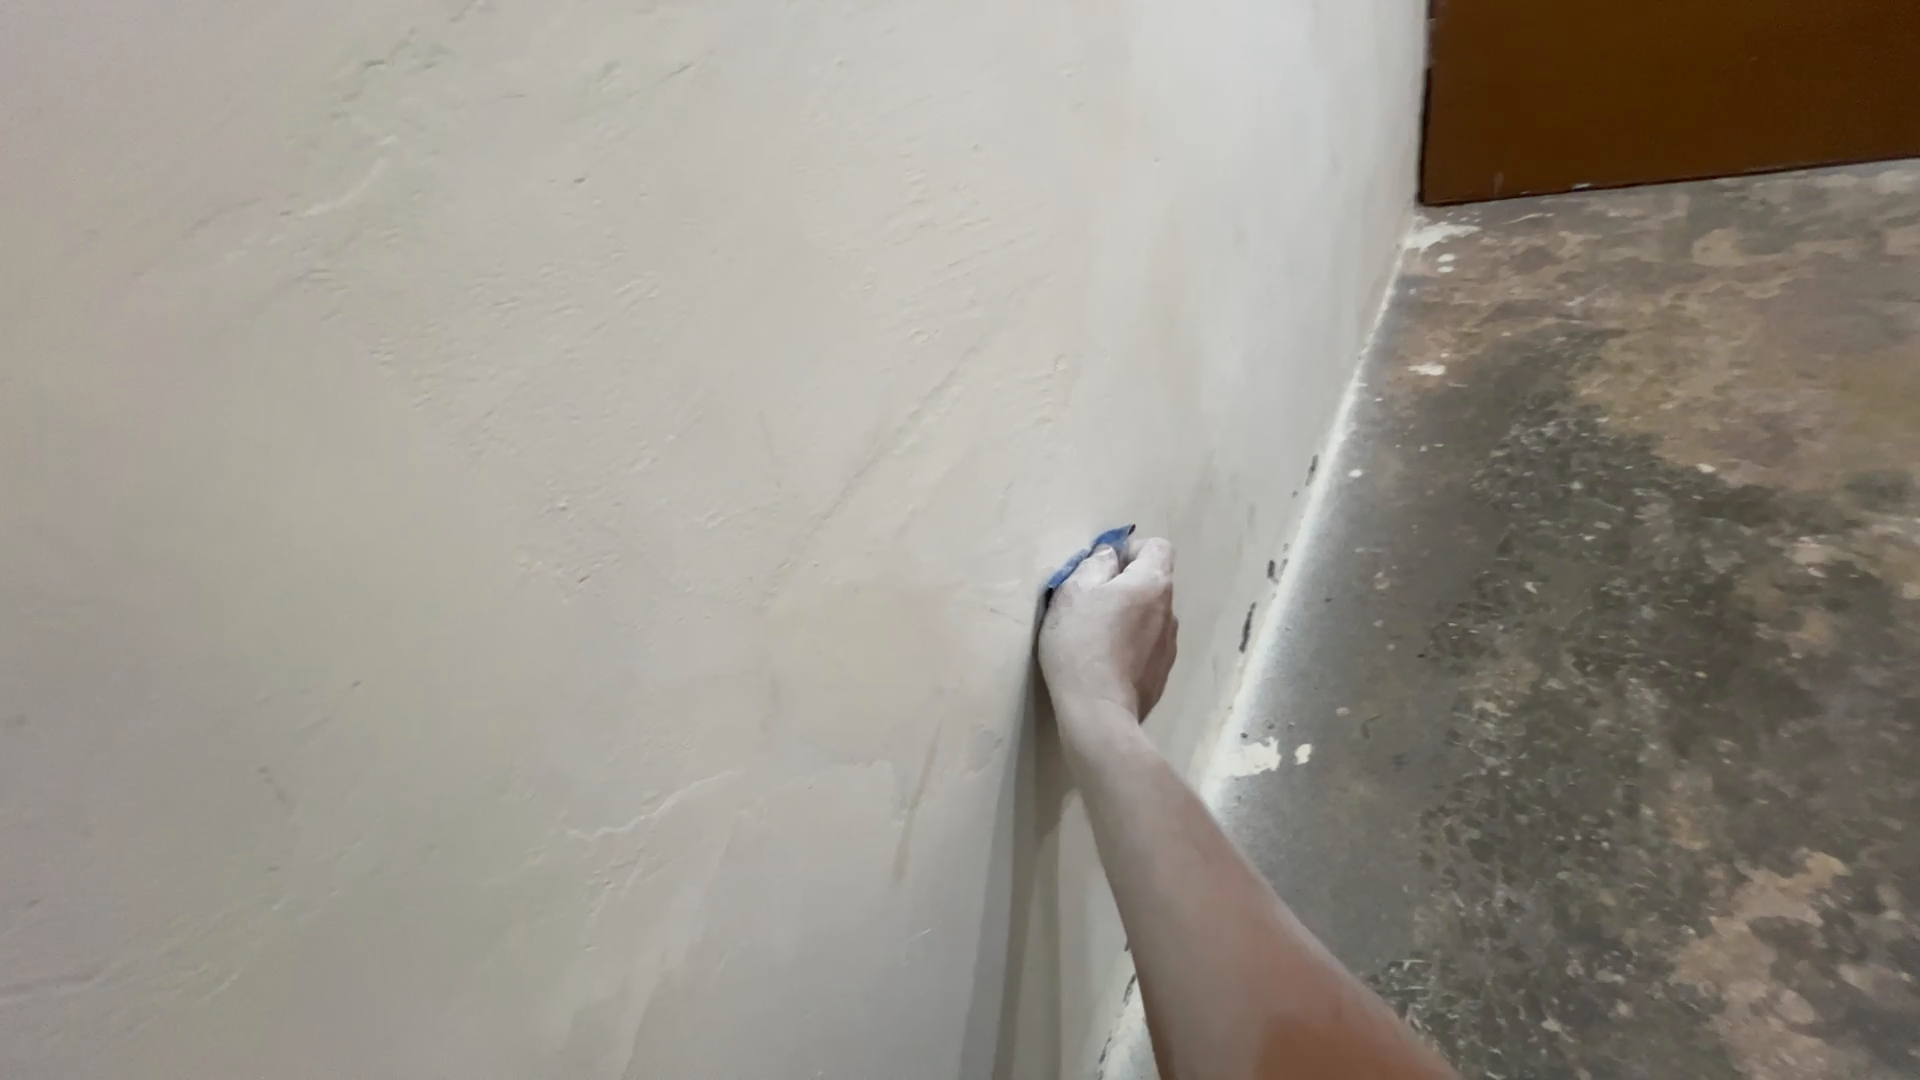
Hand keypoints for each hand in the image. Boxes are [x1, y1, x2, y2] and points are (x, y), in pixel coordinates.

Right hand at [1038, 537, 1177, 722]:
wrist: (1098, 711)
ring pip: (1150, 616)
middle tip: (1091, 604)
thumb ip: (1094, 564)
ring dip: (1129, 618)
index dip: (1131, 551)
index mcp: (1152, 584)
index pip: (1158, 547)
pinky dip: (1131, 646)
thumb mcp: (1073, 592)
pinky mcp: (1162, 674)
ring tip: (1097, 638)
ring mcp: (1169, 645)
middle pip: (1152, 583)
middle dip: (1126, 586)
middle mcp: (1170, 611)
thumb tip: (1109, 556)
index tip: (1104, 569)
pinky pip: (1147, 646)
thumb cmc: (1081, 643)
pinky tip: (1106, 664)